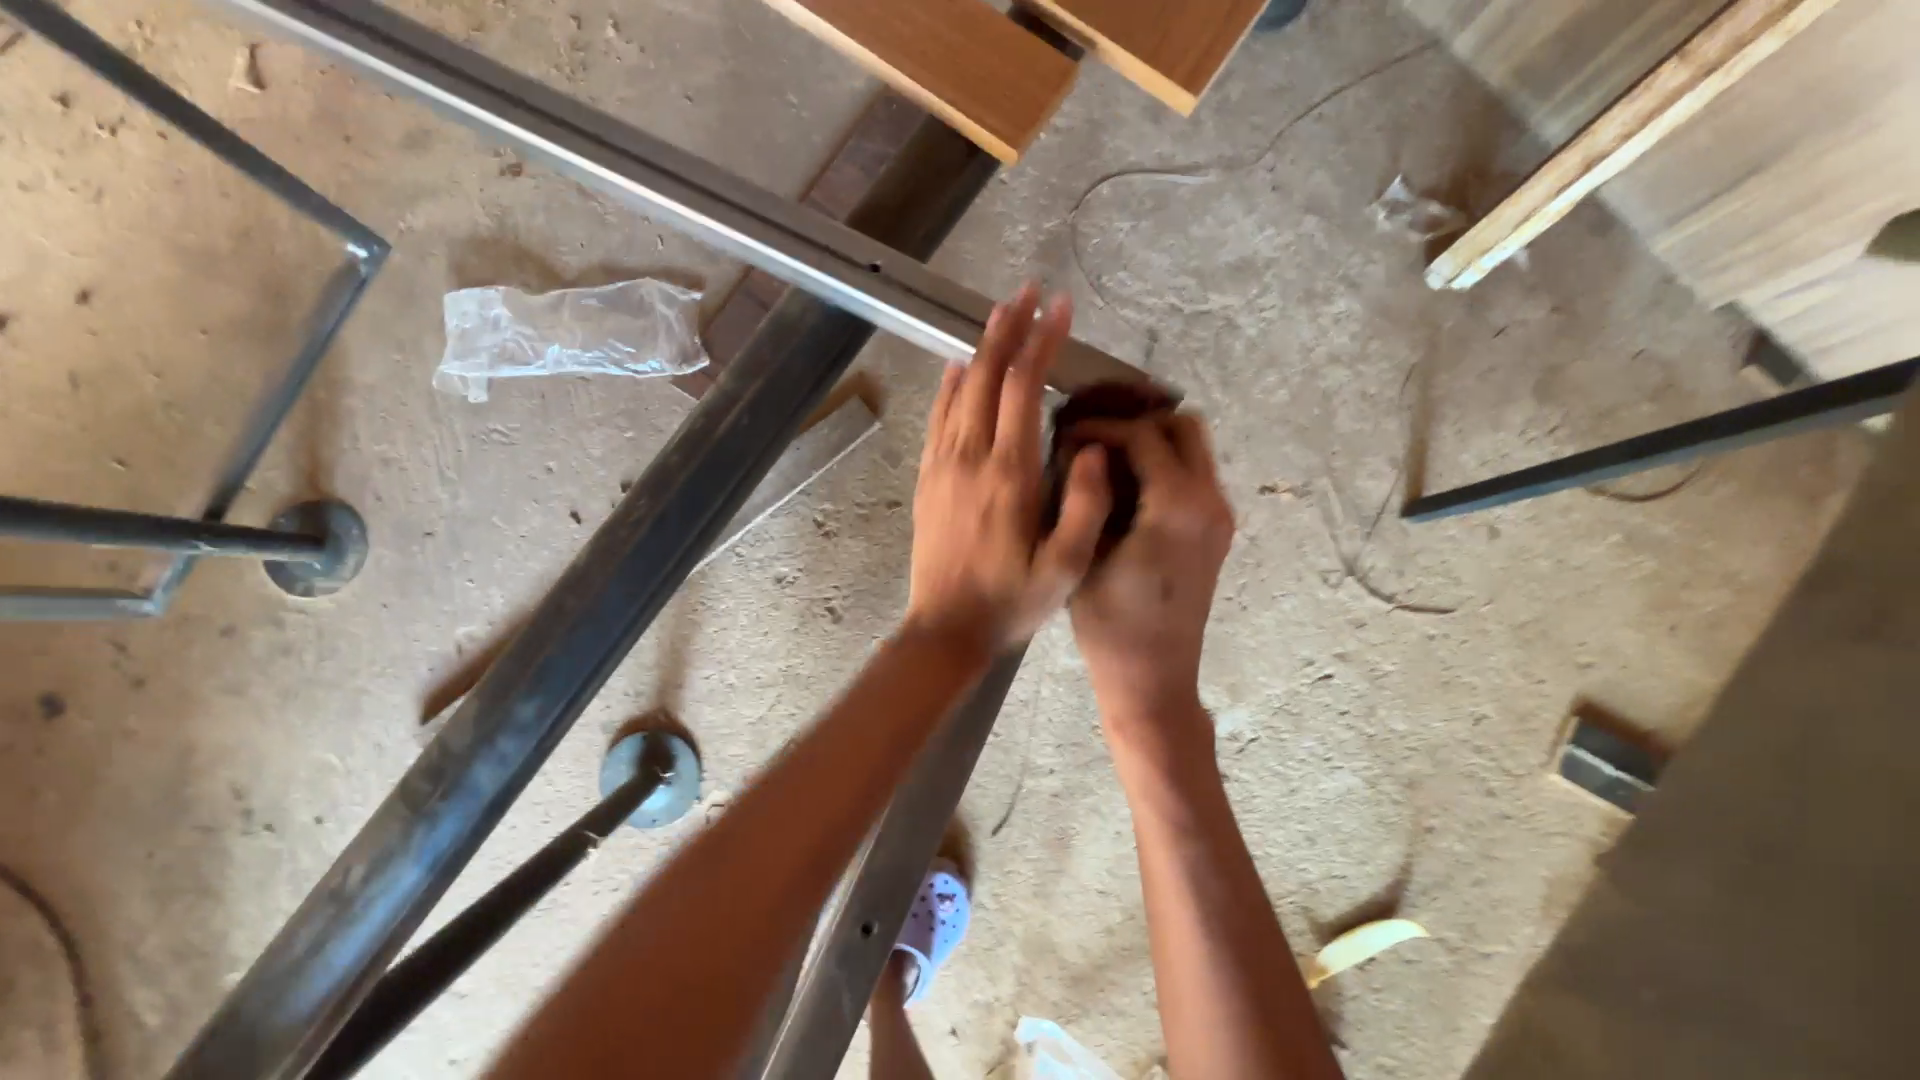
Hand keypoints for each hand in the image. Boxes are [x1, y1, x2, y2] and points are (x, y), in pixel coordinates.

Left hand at [905, 285, 1110, 654]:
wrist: (946, 628)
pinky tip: (957, 367)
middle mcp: (971, 458)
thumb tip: (1093, 449)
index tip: (1059, 308)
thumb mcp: (1066, 567)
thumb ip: (1085, 506)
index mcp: (1010, 474)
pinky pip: (938, 417)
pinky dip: (949, 384)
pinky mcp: (928, 478)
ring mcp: (943, 465)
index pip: (1024, 388)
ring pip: (959, 389)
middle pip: (987, 375)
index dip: (1042, 342)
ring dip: (981, 347)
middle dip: (1009, 328)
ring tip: (999, 314)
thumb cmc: (1012, 601)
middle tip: (1028, 291)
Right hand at [1067, 413, 1234, 752]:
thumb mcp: (1086, 553)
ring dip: (1153, 443)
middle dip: (1135, 425)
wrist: (1152, 678)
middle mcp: (1210, 501)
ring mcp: (1219, 517)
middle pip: (1182, 427)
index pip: (1142, 435)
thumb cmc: (1110, 624)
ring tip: (1106, 462)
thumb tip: (1081, 449)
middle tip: (1092, 442)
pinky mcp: (1216, 532)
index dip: (1100, 428)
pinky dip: (1164, 467)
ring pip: (1194, 449)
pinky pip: (1195, 476)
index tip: (1065, 434)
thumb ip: (1088, 493)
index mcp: (1177, 505)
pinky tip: (1126, 489)